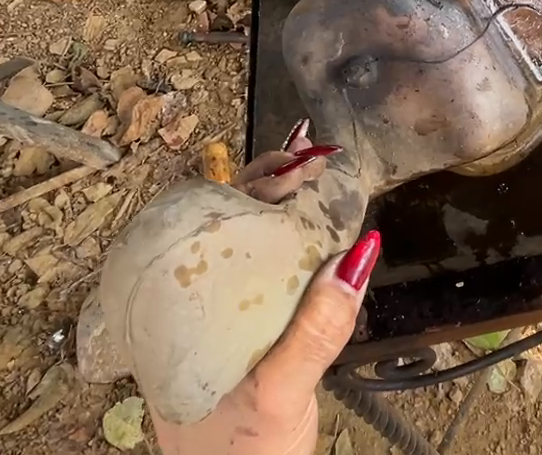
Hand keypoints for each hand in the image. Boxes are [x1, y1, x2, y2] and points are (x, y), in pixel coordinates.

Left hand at [153, 121, 380, 454]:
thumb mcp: (280, 394)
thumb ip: (316, 331)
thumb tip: (359, 254)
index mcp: (182, 305)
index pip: (210, 222)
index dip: (253, 183)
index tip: (296, 157)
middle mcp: (199, 299)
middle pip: (233, 221)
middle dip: (273, 179)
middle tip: (313, 147)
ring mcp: (228, 312)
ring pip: (255, 241)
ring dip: (287, 202)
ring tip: (316, 162)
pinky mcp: (257, 327)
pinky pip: (277, 270)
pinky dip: (300, 240)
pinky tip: (322, 224)